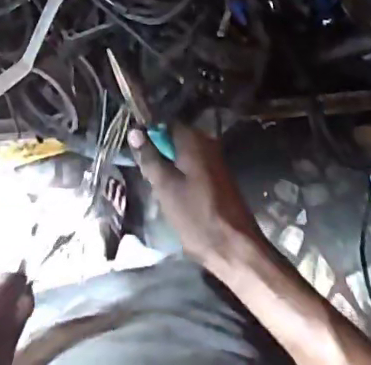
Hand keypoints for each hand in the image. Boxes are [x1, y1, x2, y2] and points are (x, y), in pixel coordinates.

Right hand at [130, 124, 265, 273]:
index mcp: (193, 139)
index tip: (136, 149)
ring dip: (169, 165)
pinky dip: (182, 175)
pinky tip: (175, 193)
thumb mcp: (165, 186)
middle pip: (174, 138)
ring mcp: (215, 160)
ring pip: (183, 154)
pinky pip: (193, 166)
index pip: (163, 122)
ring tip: (157, 185)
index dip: (147, 133)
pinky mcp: (219, 178)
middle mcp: (207, 143)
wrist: (236, 249)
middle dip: (158, 151)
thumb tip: (134, 131)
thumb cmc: (196, 215)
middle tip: (145, 171)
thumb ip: (149, 156)